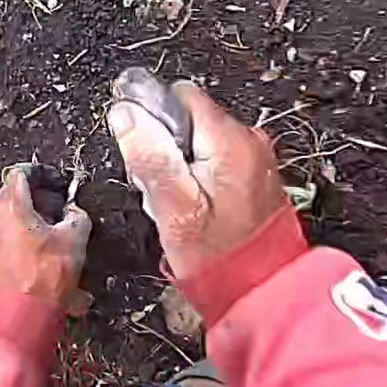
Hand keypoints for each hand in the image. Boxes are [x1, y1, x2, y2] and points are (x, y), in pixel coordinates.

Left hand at [0, 167, 91, 307]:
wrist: (22, 314)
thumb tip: (73, 212)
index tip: (55, 185)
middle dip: (36, 199)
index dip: (43, 176)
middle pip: (13, 192)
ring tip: (45, 235)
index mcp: (11, 204)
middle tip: (56, 214)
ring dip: (23, 216)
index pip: (23, 173)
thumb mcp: (75, 238)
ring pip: (4, 212)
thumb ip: (77, 215)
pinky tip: (30, 249)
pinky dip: (11, 233)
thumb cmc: (46, 276)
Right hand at [106, 82, 290, 279]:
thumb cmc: (218, 255)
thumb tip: (126, 112)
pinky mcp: (255, 173)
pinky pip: (216, 158)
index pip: (181, 96)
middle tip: (162, 188)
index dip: (154, 116)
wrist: (260, 289)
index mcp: (229, 141)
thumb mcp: (174, 207)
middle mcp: (249, 140)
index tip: (142, 147)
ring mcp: (255, 156)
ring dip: (182, 163)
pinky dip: (200, 175)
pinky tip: (197, 205)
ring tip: (180, 201)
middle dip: (167, 145)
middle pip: (191, 118)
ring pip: (201, 139)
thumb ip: (150, 156)